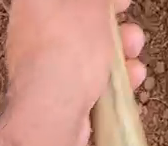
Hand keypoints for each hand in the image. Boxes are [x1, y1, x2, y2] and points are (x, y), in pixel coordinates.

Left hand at [4, 0, 146, 145]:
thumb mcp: (93, 6)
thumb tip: (102, 5)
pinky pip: (87, 88)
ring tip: (134, 55)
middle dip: (114, 30)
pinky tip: (130, 80)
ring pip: (88, 60)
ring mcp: (44, 74)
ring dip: (118, 57)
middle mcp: (33, 38)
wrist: (55, 112)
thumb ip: (99, 2)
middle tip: (131, 33)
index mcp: (34, 6)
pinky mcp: (57, 104)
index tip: (120, 4)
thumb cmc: (69, 49)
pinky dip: (110, 84)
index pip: (69, 1)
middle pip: (81, 30)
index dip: (98, 2)